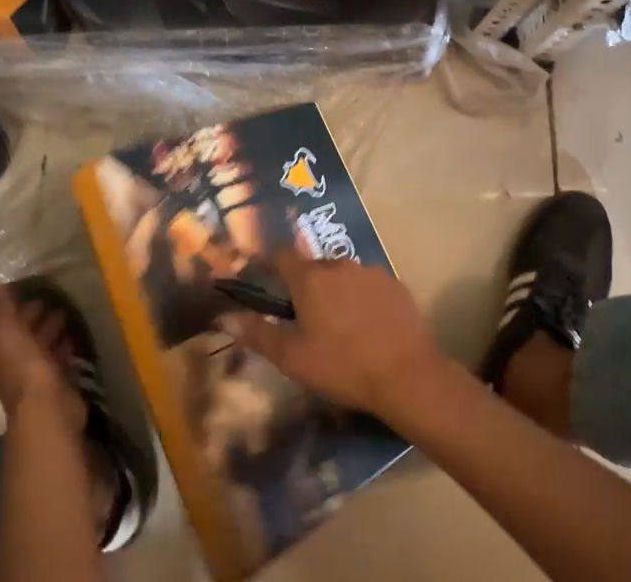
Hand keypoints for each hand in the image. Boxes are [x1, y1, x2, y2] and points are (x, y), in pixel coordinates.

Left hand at [0, 281, 84, 431]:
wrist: (48, 408)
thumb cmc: (24, 368)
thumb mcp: (8, 333)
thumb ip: (1, 309)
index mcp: (3, 351)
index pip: (9, 325)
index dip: (20, 308)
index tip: (37, 291)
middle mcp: (19, 364)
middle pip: (30, 336)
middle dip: (41, 319)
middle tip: (59, 300)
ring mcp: (41, 376)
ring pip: (48, 348)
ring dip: (56, 333)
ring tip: (72, 314)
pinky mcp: (61, 384)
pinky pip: (65, 361)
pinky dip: (69, 349)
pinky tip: (80, 337)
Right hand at [220, 246, 449, 419]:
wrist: (409, 377)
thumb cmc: (343, 367)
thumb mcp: (292, 358)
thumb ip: (256, 333)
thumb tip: (222, 318)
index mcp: (310, 278)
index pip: (281, 252)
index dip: (270, 262)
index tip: (265, 280)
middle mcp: (340, 264)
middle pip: (314, 266)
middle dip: (306, 286)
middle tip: (307, 320)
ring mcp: (373, 272)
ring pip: (344, 275)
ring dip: (337, 292)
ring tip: (341, 328)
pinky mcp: (397, 286)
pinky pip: (370, 286)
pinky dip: (364, 299)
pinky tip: (369, 328)